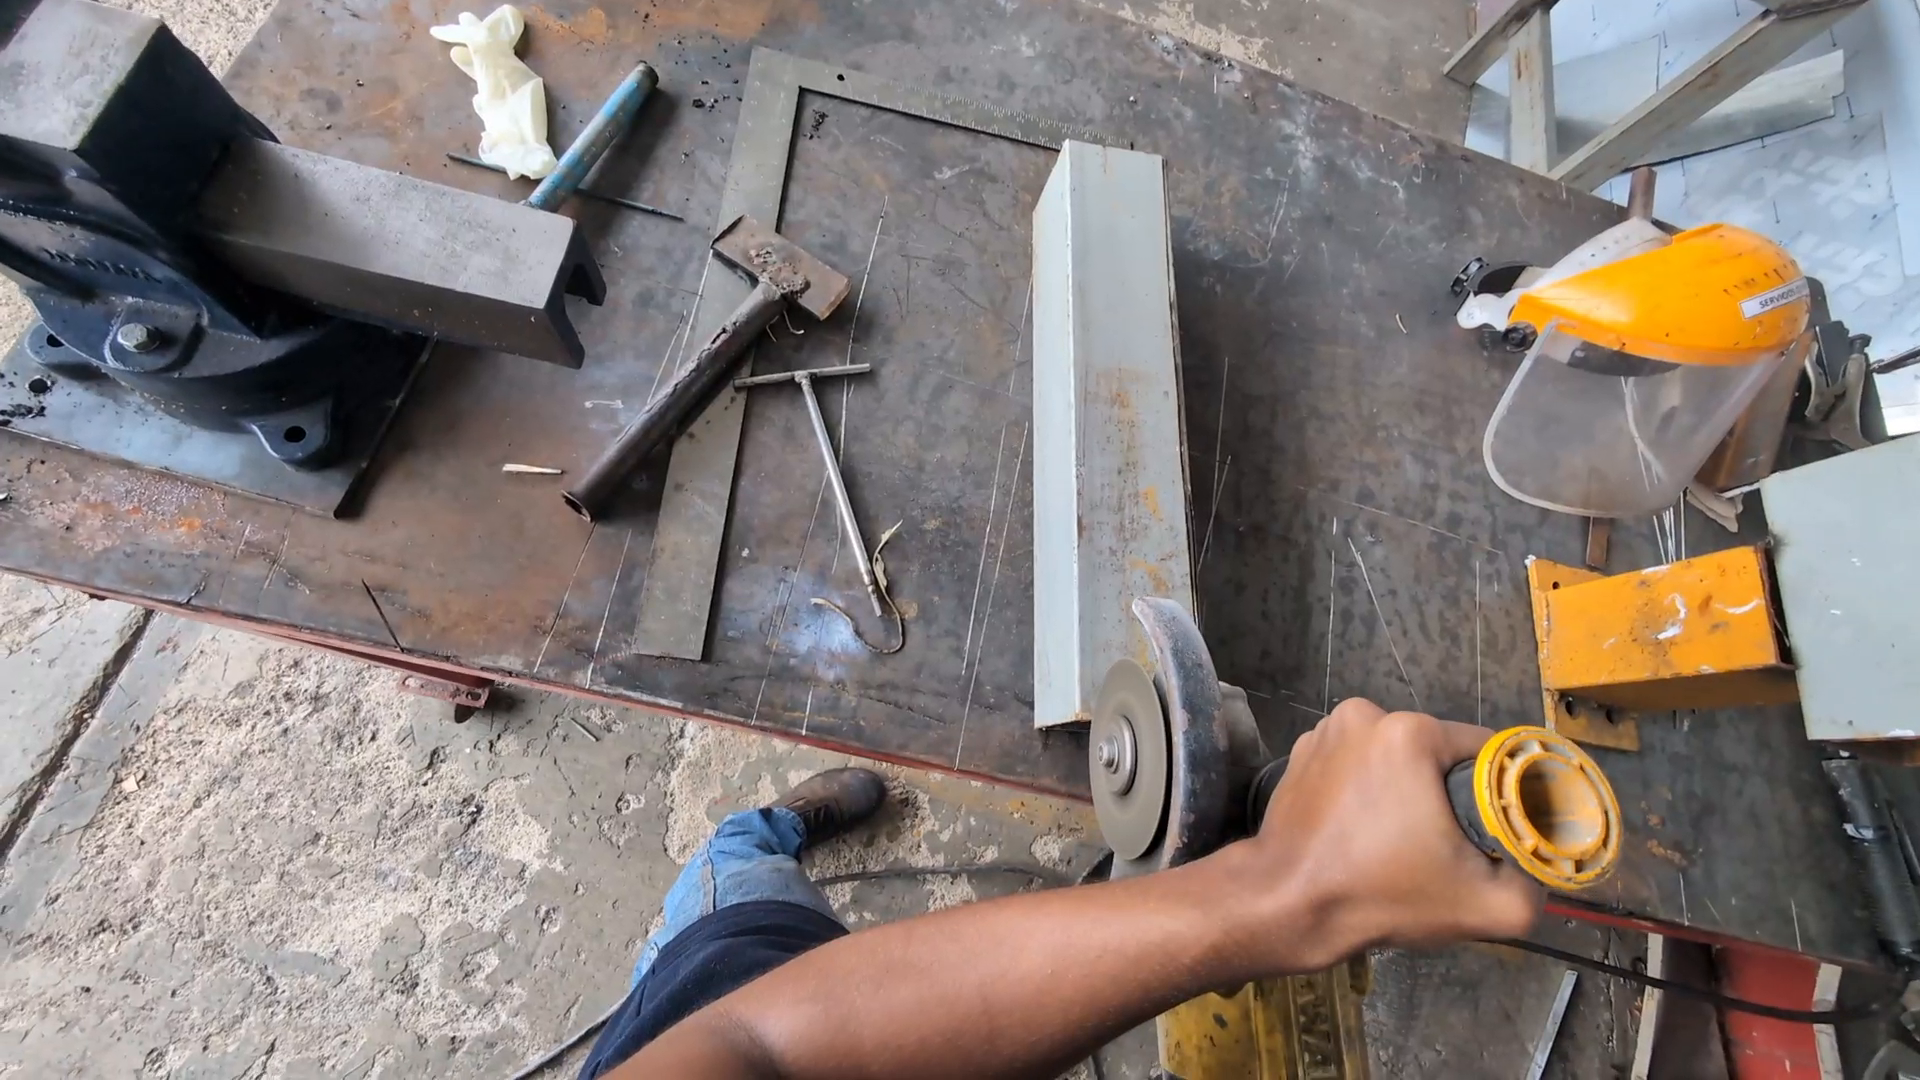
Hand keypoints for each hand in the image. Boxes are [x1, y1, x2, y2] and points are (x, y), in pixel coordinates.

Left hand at [1235, 698, 1541, 970]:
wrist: (1289, 898)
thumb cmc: (1385, 892)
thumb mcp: (1491, 904)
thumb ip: (1535, 879)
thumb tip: (1539, 862)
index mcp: (1407, 732)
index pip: (1484, 750)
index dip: (1504, 789)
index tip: (1504, 828)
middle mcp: (1361, 716)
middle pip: (1434, 752)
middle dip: (1450, 790)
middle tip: (1453, 841)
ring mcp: (1324, 731)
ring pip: (1392, 757)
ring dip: (1405, 788)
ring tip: (1405, 837)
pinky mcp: (1300, 753)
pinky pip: (1355, 763)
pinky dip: (1367, 787)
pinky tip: (1367, 827)